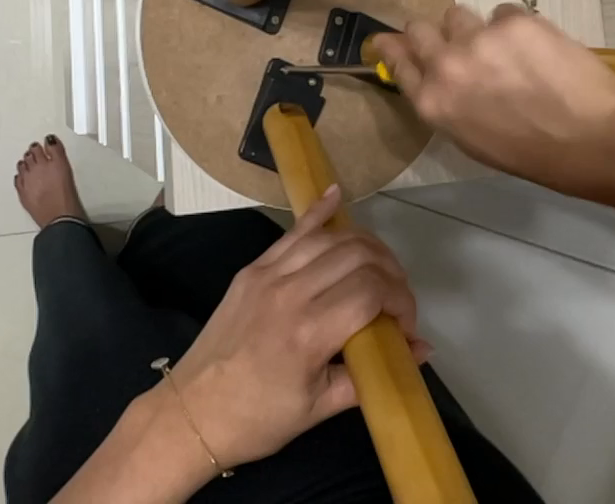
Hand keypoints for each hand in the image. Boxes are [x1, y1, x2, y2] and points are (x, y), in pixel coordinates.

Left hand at [167, 187, 427, 466]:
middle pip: (355, 257)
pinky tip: (336, 196)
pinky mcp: (252, 268)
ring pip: (327, 239)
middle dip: (390, 271)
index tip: (407, 325)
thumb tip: (421, 349)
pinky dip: (317, 214)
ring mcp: (267, 274)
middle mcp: (289, 292)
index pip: (371, 292)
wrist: (193, 409)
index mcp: (308, 332)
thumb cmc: (258, 419)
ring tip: (383, 266)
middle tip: (399, 298)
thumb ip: (371, 375)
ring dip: (363, 244)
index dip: (401, 300)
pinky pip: (291, 234)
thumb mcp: (319, 409)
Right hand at [374, 4, 614, 194]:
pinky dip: (515, 26)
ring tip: (504, 48)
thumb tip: (435, 79)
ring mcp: (478, 38)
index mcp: (431, 101)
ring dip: (474, 27)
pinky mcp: (514, 21)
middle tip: (455, 43)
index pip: (396, 60)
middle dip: (432, 33)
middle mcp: (445, 65)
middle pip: (418, 28)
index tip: (390, 40)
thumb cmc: (531, 154)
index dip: (392, 47)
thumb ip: (444, 102)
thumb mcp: (470, 139)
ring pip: (459, 14)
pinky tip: (537, 48)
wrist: (594, 139)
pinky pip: (503, 12)